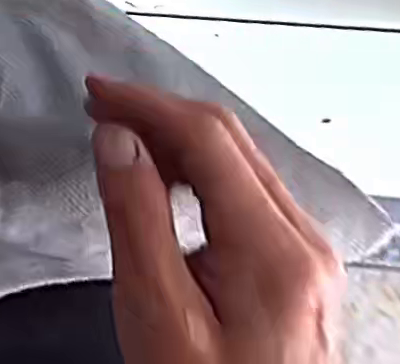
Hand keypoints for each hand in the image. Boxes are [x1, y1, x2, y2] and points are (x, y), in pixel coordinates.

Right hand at [86, 76, 343, 363]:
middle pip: (226, 135)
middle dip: (155, 108)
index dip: (144, 102)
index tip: (95, 91)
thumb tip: (117, 136)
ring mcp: (304, 249)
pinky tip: (156, 165)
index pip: (206, 137)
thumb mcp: (156, 308)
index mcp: (274, 250)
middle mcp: (303, 240)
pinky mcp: (293, 259)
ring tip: (118, 130)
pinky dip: (189, 157)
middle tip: (99, 105)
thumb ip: (135, 213)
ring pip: (234, 151)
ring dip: (170, 129)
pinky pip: (238, 179)